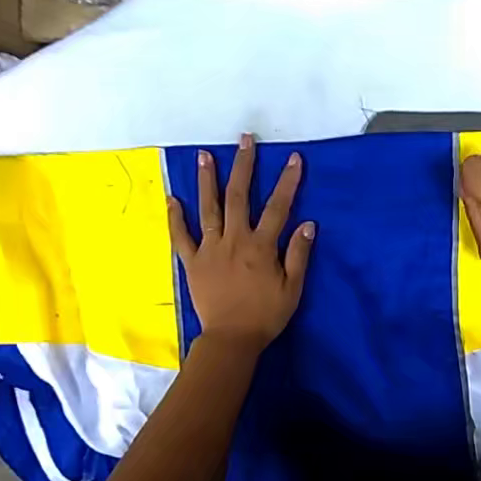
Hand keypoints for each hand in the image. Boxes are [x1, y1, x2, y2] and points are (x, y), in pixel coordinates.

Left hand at [167, 134, 314, 351]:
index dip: (287, 181)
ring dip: (207, 180)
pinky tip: (172, 198)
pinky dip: (175, 218)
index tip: (293, 158)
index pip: (278, 206)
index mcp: (261, 246)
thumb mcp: (293, 289)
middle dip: (243, 166)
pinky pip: (182, 237)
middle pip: (239, 196)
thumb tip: (308, 224)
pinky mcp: (193, 262)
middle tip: (244, 140)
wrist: (232, 339)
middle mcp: (234, 240)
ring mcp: (210, 249)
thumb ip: (299, 255)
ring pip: (208, 208)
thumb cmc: (266, 316)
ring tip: (204, 155)